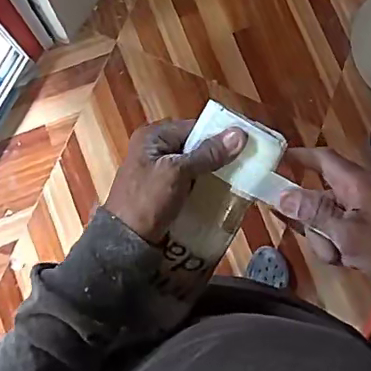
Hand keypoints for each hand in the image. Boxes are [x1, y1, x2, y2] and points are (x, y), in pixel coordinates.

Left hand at [105, 118, 246, 242]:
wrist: (126, 243)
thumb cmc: (147, 201)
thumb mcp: (178, 172)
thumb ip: (208, 154)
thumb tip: (239, 134)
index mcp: (153, 136)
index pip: (194, 127)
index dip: (218, 135)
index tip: (244, 145)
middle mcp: (154, 149)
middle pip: (195, 146)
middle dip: (218, 155)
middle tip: (245, 164)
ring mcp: (158, 171)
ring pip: (195, 166)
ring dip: (213, 173)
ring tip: (239, 179)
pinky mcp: (164, 191)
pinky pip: (190, 182)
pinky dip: (204, 186)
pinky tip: (221, 193)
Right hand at [277, 148, 370, 297]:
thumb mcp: (346, 233)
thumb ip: (314, 213)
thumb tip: (282, 195)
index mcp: (355, 182)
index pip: (321, 158)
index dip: (298, 156)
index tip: (274, 161)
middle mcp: (357, 191)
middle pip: (317, 196)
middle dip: (312, 221)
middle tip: (319, 240)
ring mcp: (363, 211)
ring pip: (326, 219)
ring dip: (326, 240)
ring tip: (341, 256)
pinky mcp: (367, 229)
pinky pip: (339, 233)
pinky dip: (338, 246)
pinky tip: (349, 261)